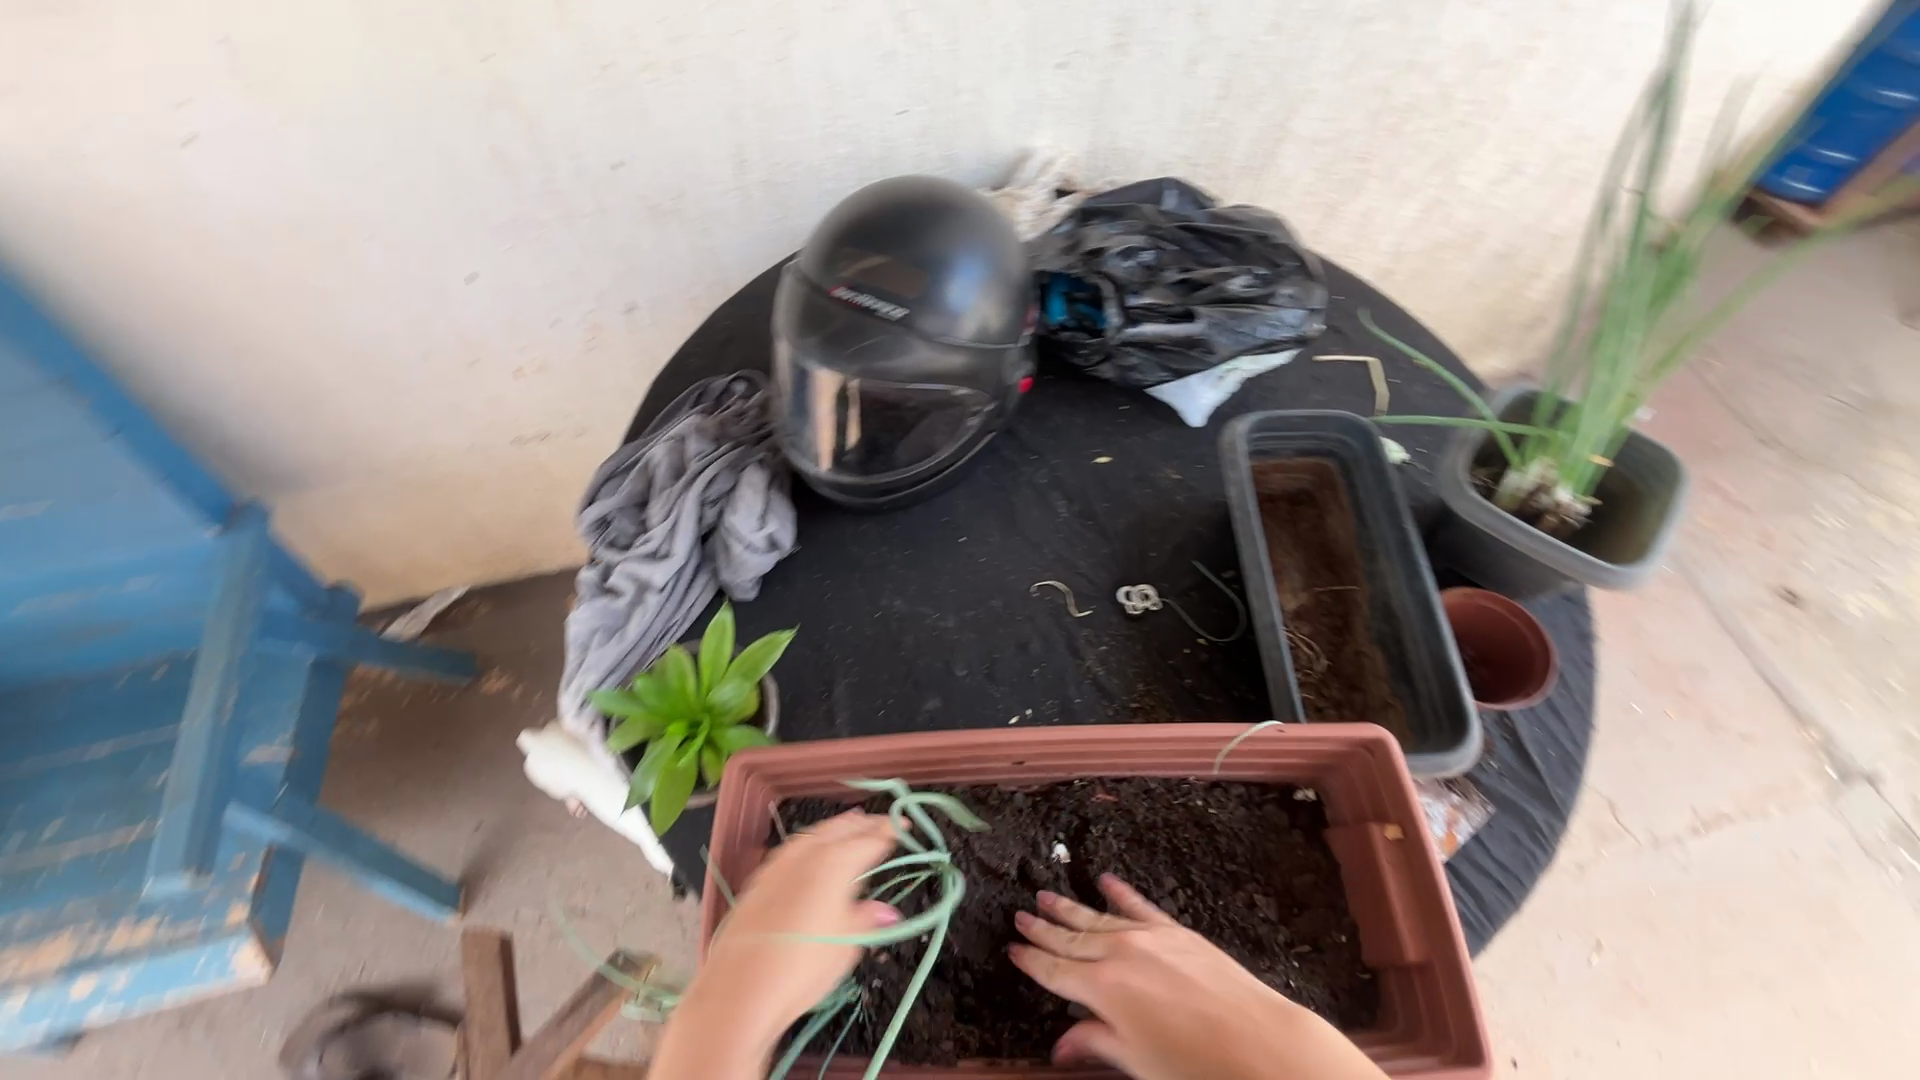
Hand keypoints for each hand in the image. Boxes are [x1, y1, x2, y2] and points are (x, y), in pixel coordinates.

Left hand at [651, 810, 898, 1078]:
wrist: (738, 988)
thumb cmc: (802, 967)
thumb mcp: (846, 946)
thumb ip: (867, 920)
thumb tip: (887, 911)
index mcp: (836, 862)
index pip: (869, 839)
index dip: (888, 831)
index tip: (904, 825)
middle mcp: (808, 854)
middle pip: (841, 829)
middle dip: (863, 824)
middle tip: (882, 821)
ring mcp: (780, 864)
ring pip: (814, 834)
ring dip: (836, 827)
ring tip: (851, 824)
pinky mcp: (760, 879)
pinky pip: (794, 847)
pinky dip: (811, 840)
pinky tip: (812, 849)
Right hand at [1010, 873, 1387, 1079]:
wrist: (1260, 1045)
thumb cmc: (1196, 1067)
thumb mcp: (1138, 1062)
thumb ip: (1097, 1043)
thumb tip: (1060, 1045)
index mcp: (1102, 990)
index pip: (1055, 972)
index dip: (1031, 961)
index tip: (1011, 949)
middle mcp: (1118, 955)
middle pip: (1070, 939)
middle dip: (1043, 929)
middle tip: (1020, 915)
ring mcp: (1147, 937)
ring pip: (1097, 918)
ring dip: (1069, 908)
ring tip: (1045, 896)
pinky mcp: (1175, 930)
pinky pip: (1138, 906)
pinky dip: (1119, 893)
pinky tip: (1105, 880)